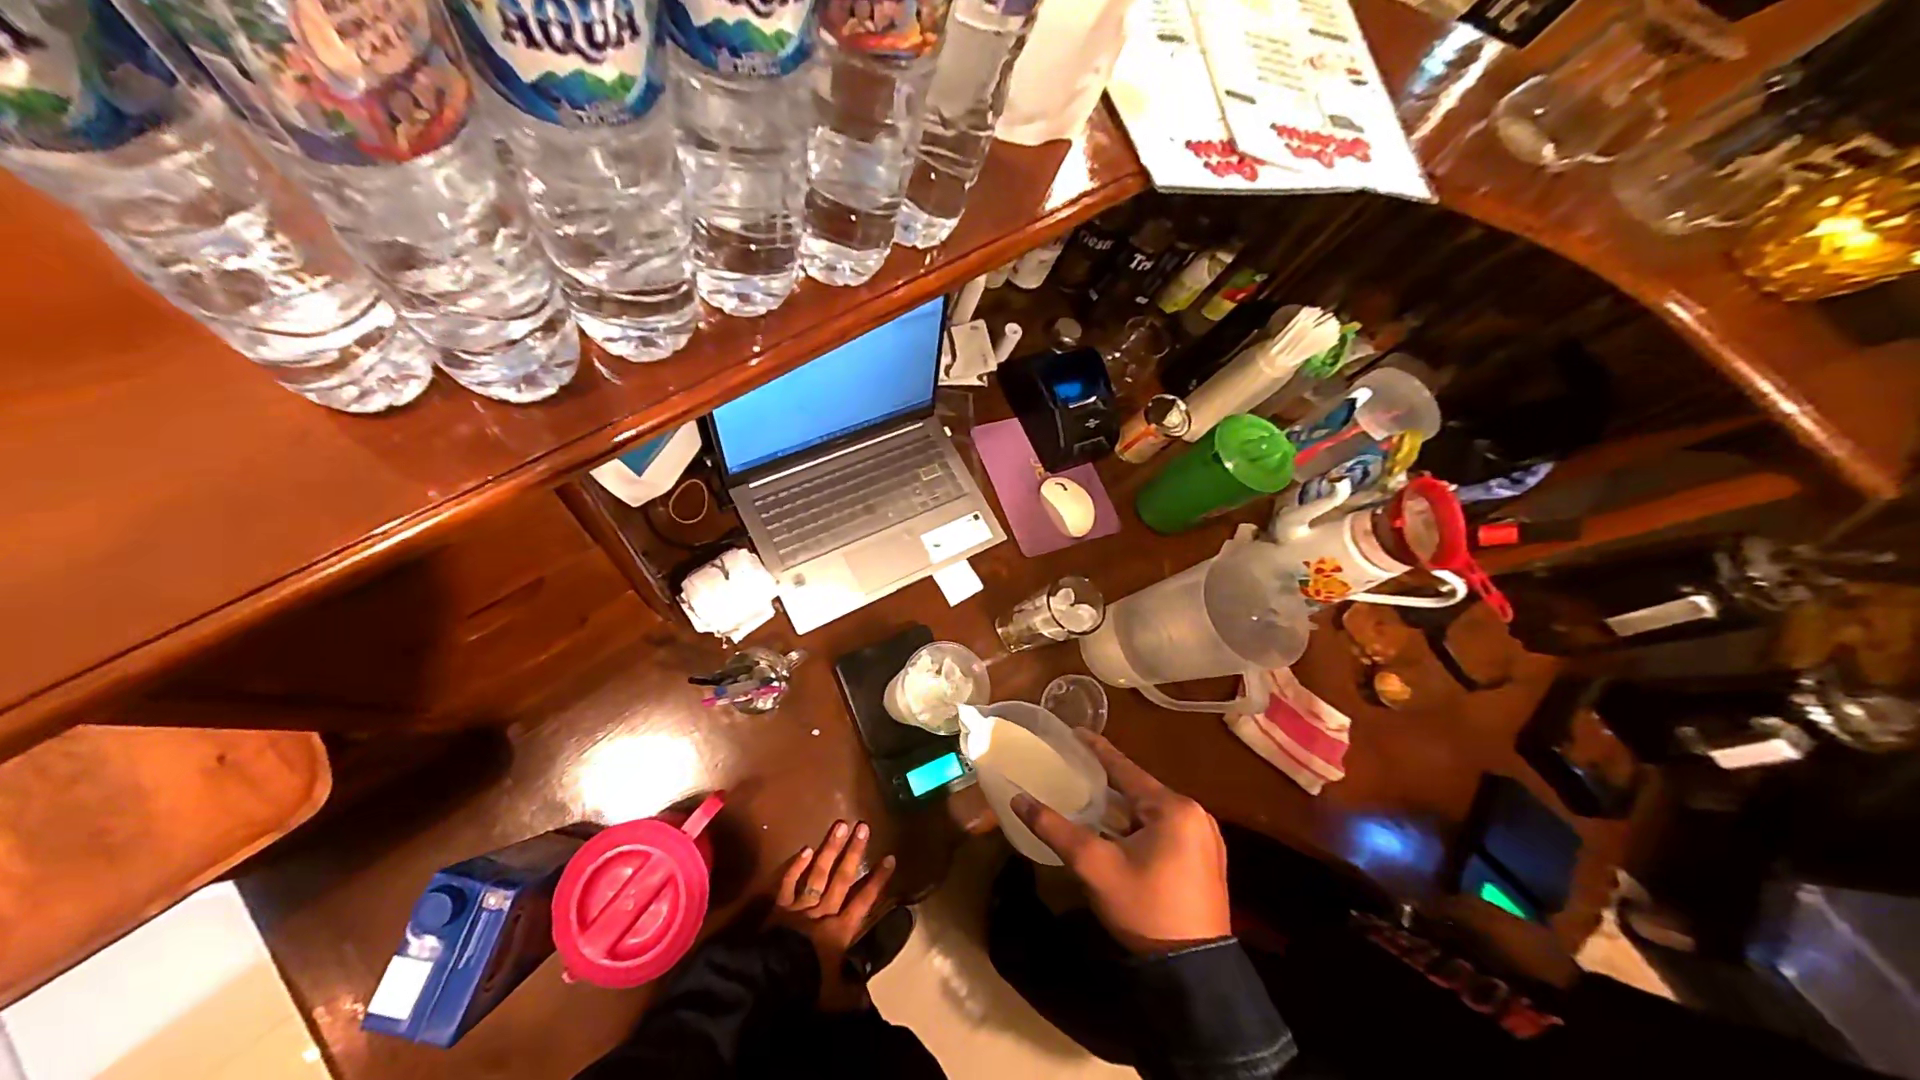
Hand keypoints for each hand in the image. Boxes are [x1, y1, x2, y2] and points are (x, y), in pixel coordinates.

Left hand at [769, 819, 896, 1010]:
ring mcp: (800, 907)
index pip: (863, 901)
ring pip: (818, 873)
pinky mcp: (779, 908)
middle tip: (864, 826)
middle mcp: (823, 912)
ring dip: (830, 849)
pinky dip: (796, 867)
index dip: (877, 880)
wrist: (771, 981)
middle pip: (842, 878)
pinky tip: (805, 848)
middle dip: (854, 852)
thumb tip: (868, 1005)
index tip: (889, 858)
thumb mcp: (833, 997)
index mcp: (840, 931)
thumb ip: (851, 995)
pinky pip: (788, 884)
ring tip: (840, 824)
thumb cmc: (806, 987)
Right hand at [1011, 732, 1230, 954]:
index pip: (1126, 768)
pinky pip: (1167, 830)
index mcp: (1173, 807)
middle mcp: (1196, 814)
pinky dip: (1142, 826)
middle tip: (1076, 772)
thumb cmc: (1144, 909)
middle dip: (1109, 783)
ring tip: (1093, 800)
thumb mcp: (1094, 867)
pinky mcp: (1208, 861)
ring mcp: (1207, 839)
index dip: (1097, 749)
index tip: (1075, 732)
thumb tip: (1018, 799)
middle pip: (1141, 790)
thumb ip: (1055, 828)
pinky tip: (1122, 834)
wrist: (1193, 971)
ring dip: (1125, 808)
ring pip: (1154, 812)